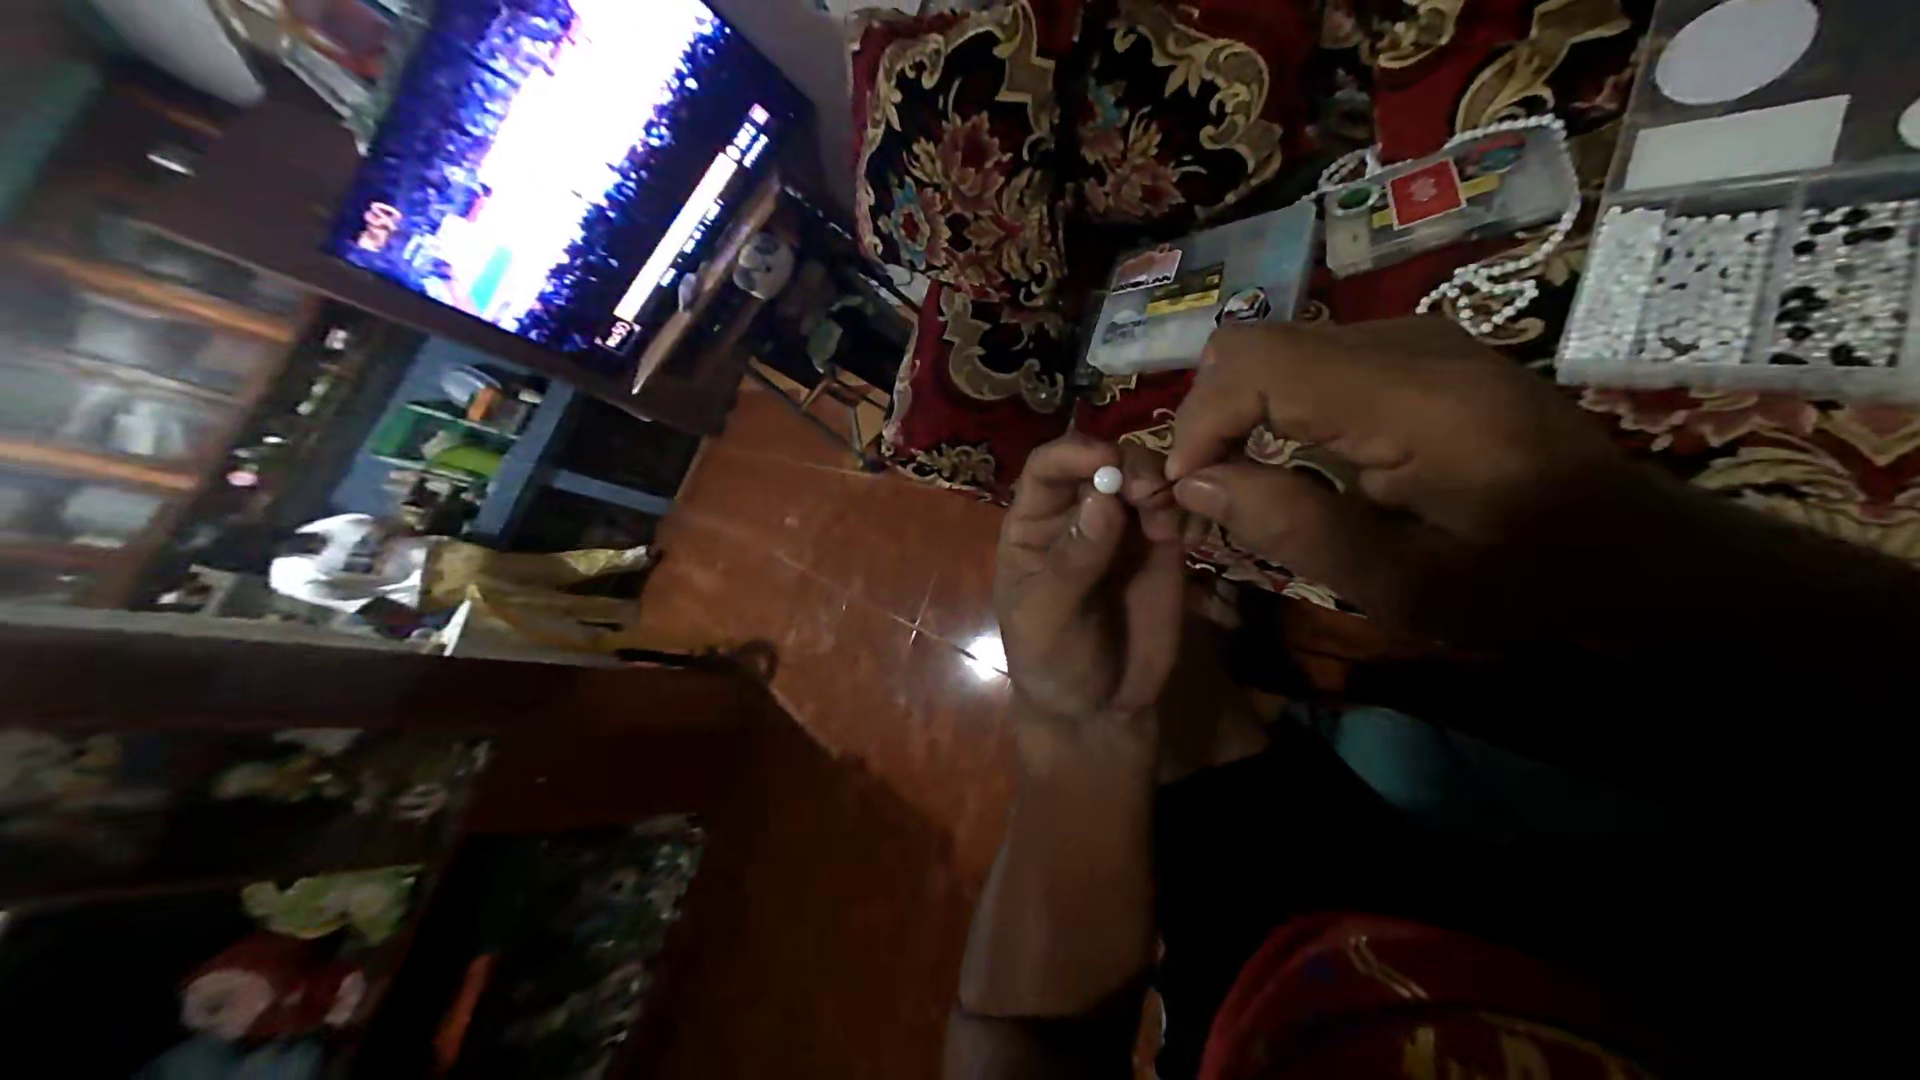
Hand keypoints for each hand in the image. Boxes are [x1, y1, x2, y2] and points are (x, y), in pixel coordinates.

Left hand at [995, 434, 1186, 732]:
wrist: (1098, 706)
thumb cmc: (1051, 661)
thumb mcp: (1047, 618)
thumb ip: (1073, 562)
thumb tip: (1103, 500)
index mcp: (1032, 524)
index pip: (1046, 469)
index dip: (1072, 454)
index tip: (1105, 460)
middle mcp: (1077, 515)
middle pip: (1101, 463)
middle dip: (1126, 464)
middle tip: (1148, 492)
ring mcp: (1122, 529)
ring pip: (1143, 479)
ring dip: (1159, 482)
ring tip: (1167, 520)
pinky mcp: (1162, 548)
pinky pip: (1176, 511)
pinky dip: (1186, 508)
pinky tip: (1191, 533)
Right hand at [1165, 318, 1636, 635]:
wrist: (1635, 548)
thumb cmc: (1525, 583)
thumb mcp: (1403, 585)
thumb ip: (1293, 528)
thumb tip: (1193, 483)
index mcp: (1417, 403)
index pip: (1260, 366)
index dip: (1200, 421)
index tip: (1185, 489)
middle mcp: (1409, 346)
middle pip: (1251, 345)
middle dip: (1204, 416)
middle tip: (1201, 487)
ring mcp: (1411, 339)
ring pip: (1269, 347)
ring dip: (1228, 411)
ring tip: (1229, 477)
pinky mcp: (1408, 351)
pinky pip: (1302, 360)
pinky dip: (1263, 405)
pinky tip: (1274, 455)